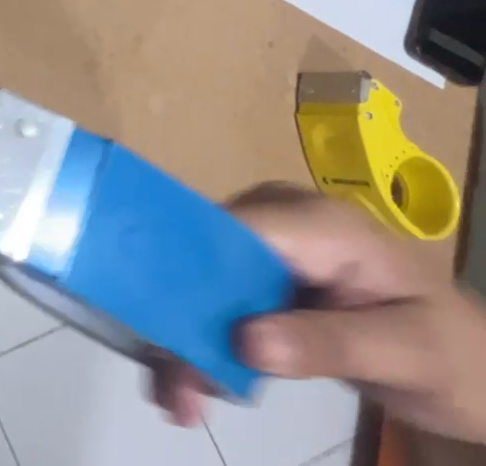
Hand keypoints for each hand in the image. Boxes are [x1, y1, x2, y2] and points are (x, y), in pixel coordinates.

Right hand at [153, 184, 485, 443]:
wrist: (474, 365)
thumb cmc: (455, 355)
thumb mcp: (413, 355)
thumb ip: (333, 344)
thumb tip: (246, 342)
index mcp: (313, 221)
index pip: (222, 231)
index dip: (186, 274)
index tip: (165, 332)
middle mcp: (270, 218)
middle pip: (197, 259)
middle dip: (177, 321)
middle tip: (175, 388)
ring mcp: (255, 244)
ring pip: (192, 284)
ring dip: (181, 342)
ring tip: (179, 400)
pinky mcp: (247, 273)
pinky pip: (207, 301)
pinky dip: (196, 344)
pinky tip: (193, 385)